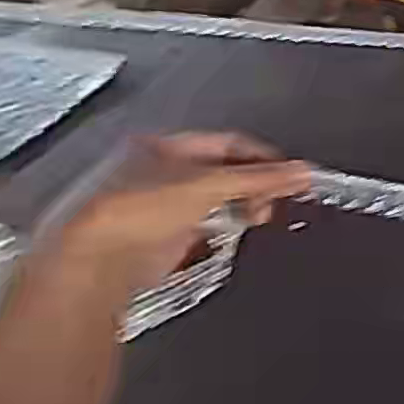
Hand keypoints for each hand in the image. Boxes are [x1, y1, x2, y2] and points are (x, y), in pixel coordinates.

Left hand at [30, 132, 311, 313]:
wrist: (102, 260)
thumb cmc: (138, 211)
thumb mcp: (208, 185)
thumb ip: (260, 179)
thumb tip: (301, 172)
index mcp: (169, 146)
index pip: (231, 144)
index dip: (265, 158)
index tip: (293, 176)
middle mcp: (167, 170)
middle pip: (229, 172)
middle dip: (257, 185)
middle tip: (274, 200)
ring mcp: (169, 203)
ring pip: (224, 199)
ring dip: (245, 207)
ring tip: (257, 217)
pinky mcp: (173, 233)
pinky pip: (214, 225)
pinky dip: (231, 227)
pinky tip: (237, 233)